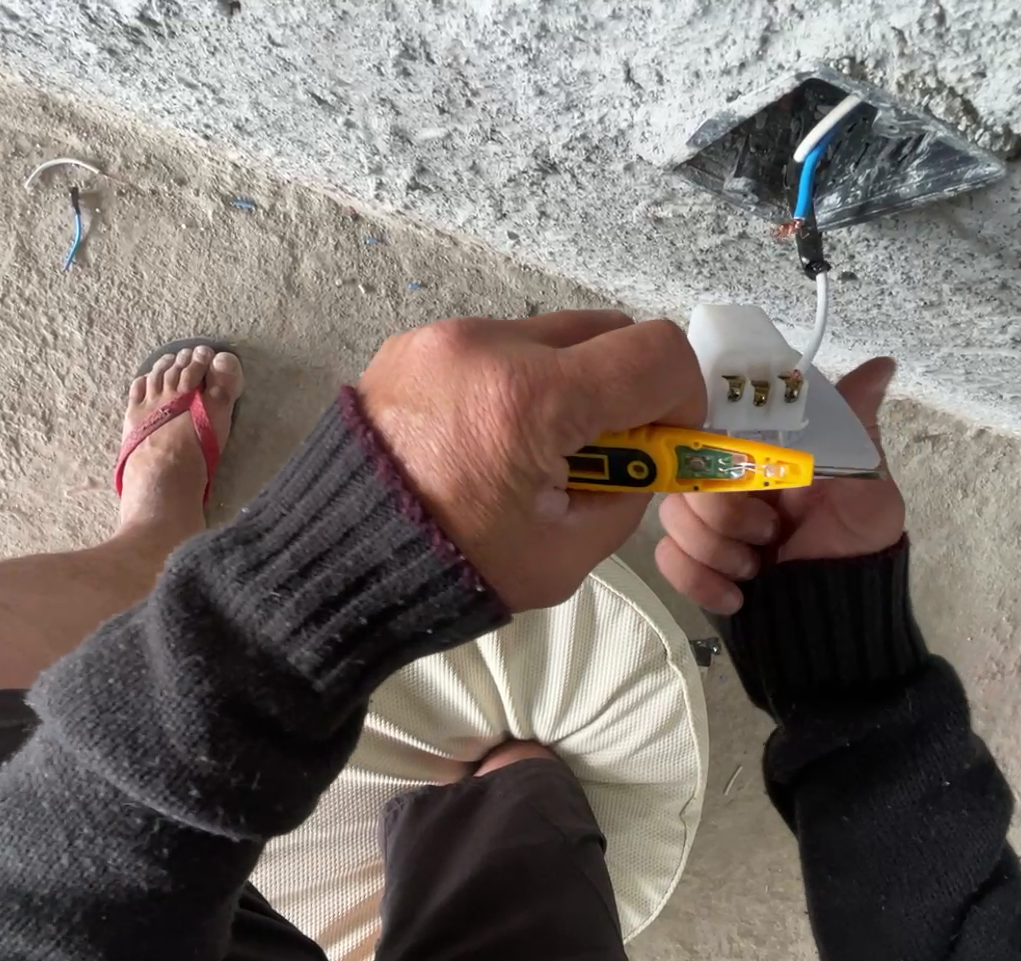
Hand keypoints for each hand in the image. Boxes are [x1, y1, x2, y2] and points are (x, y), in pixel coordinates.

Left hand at [358, 311, 703, 609]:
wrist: (338, 560)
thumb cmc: (456, 570)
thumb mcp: (566, 555)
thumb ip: (626, 495)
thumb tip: (640, 456)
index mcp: (533, 402)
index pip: (658, 353)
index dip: (682, 396)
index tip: (663, 437)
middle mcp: (489, 345)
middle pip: (608, 331)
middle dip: (623, 388)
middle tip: (597, 448)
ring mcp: (446, 337)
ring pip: (551, 335)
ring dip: (566, 382)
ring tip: (528, 446)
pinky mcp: (415, 342)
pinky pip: (497, 345)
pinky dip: (514, 380)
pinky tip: (484, 434)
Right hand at [655, 357, 903, 614]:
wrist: (832, 625)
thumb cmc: (856, 551)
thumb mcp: (866, 486)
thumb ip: (854, 429)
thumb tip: (882, 365)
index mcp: (764, 456)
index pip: (716, 426)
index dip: (721, 447)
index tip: (744, 472)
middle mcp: (727, 482)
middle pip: (685, 472)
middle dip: (724, 512)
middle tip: (768, 535)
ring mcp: (705, 524)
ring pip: (671, 515)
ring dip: (714, 549)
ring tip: (754, 572)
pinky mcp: (689, 561)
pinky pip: (665, 557)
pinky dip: (698, 579)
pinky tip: (736, 596)